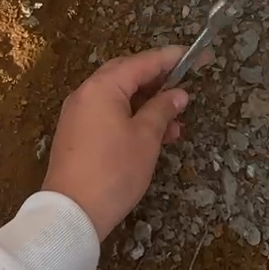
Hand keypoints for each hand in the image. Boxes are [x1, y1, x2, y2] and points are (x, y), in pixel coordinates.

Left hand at [42, 45, 197, 239]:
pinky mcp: (77, 133)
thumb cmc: (113, 171)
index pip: (143, 62)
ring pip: (119, 97)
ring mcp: (78, 113)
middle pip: (128, 74)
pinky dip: (131, 118)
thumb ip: (162, 110)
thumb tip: (177, 94)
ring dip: (147, 104)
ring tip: (176, 124)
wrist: (71, 214)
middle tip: (185, 84)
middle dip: (158, 80)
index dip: (173, 58)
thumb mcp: (146, 139)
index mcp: (102, 87)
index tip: (197, 56)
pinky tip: (154, 136)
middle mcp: (86, 93)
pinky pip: (108, 113)